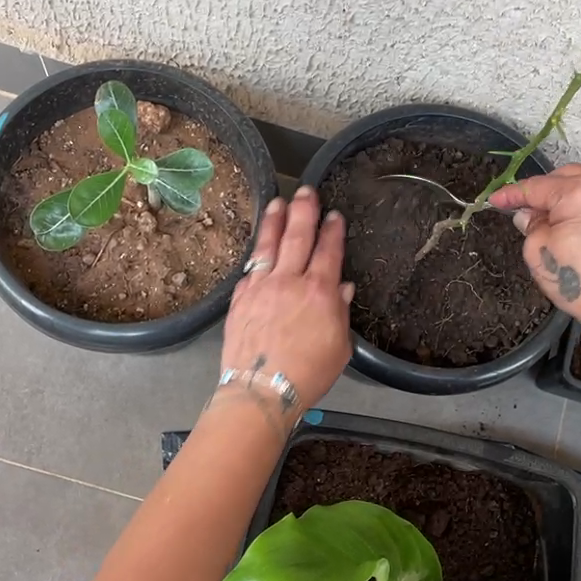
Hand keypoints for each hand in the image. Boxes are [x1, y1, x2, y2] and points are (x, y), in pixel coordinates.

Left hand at [219, 186, 352, 416]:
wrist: (262, 389)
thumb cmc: (307, 374)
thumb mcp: (339, 347)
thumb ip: (339, 313)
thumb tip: (341, 289)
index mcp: (319, 292)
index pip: (328, 251)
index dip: (333, 231)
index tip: (335, 216)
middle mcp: (289, 282)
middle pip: (297, 237)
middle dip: (303, 211)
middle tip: (305, 192)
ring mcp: (260, 288)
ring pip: (268, 246)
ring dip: (274, 222)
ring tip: (277, 202)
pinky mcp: (240, 300)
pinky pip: (250, 270)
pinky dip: (256, 256)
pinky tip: (257, 249)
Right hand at [489, 164, 580, 322]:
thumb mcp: (539, 254)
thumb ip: (530, 226)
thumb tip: (529, 215)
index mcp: (579, 193)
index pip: (536, 186)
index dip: (513, 194)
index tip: (499, 200)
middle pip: (569, 176)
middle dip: (548, 192)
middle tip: (534, 213)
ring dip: (577, 197)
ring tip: (567, 222)